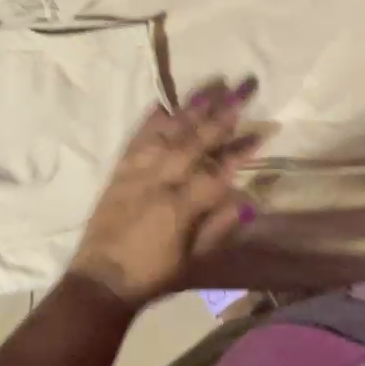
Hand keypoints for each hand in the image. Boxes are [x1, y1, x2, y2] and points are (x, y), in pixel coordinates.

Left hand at [66, 78, 264, 308]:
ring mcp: (137, 171)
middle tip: (244, 87)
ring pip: (169, 132)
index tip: (264, 128)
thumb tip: (248, 200)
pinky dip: (153, 118)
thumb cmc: (154, 274)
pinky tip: (167, 101)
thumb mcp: (193, 259)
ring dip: (192, 107)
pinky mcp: (120, 170)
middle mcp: (159, 181)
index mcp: (180, 207)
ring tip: (214, 84)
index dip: (242, 150)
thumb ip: (219, 227)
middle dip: (222, 113)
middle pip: (196, 140)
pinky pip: (138, 137)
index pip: (219, 170)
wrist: (100, 280)